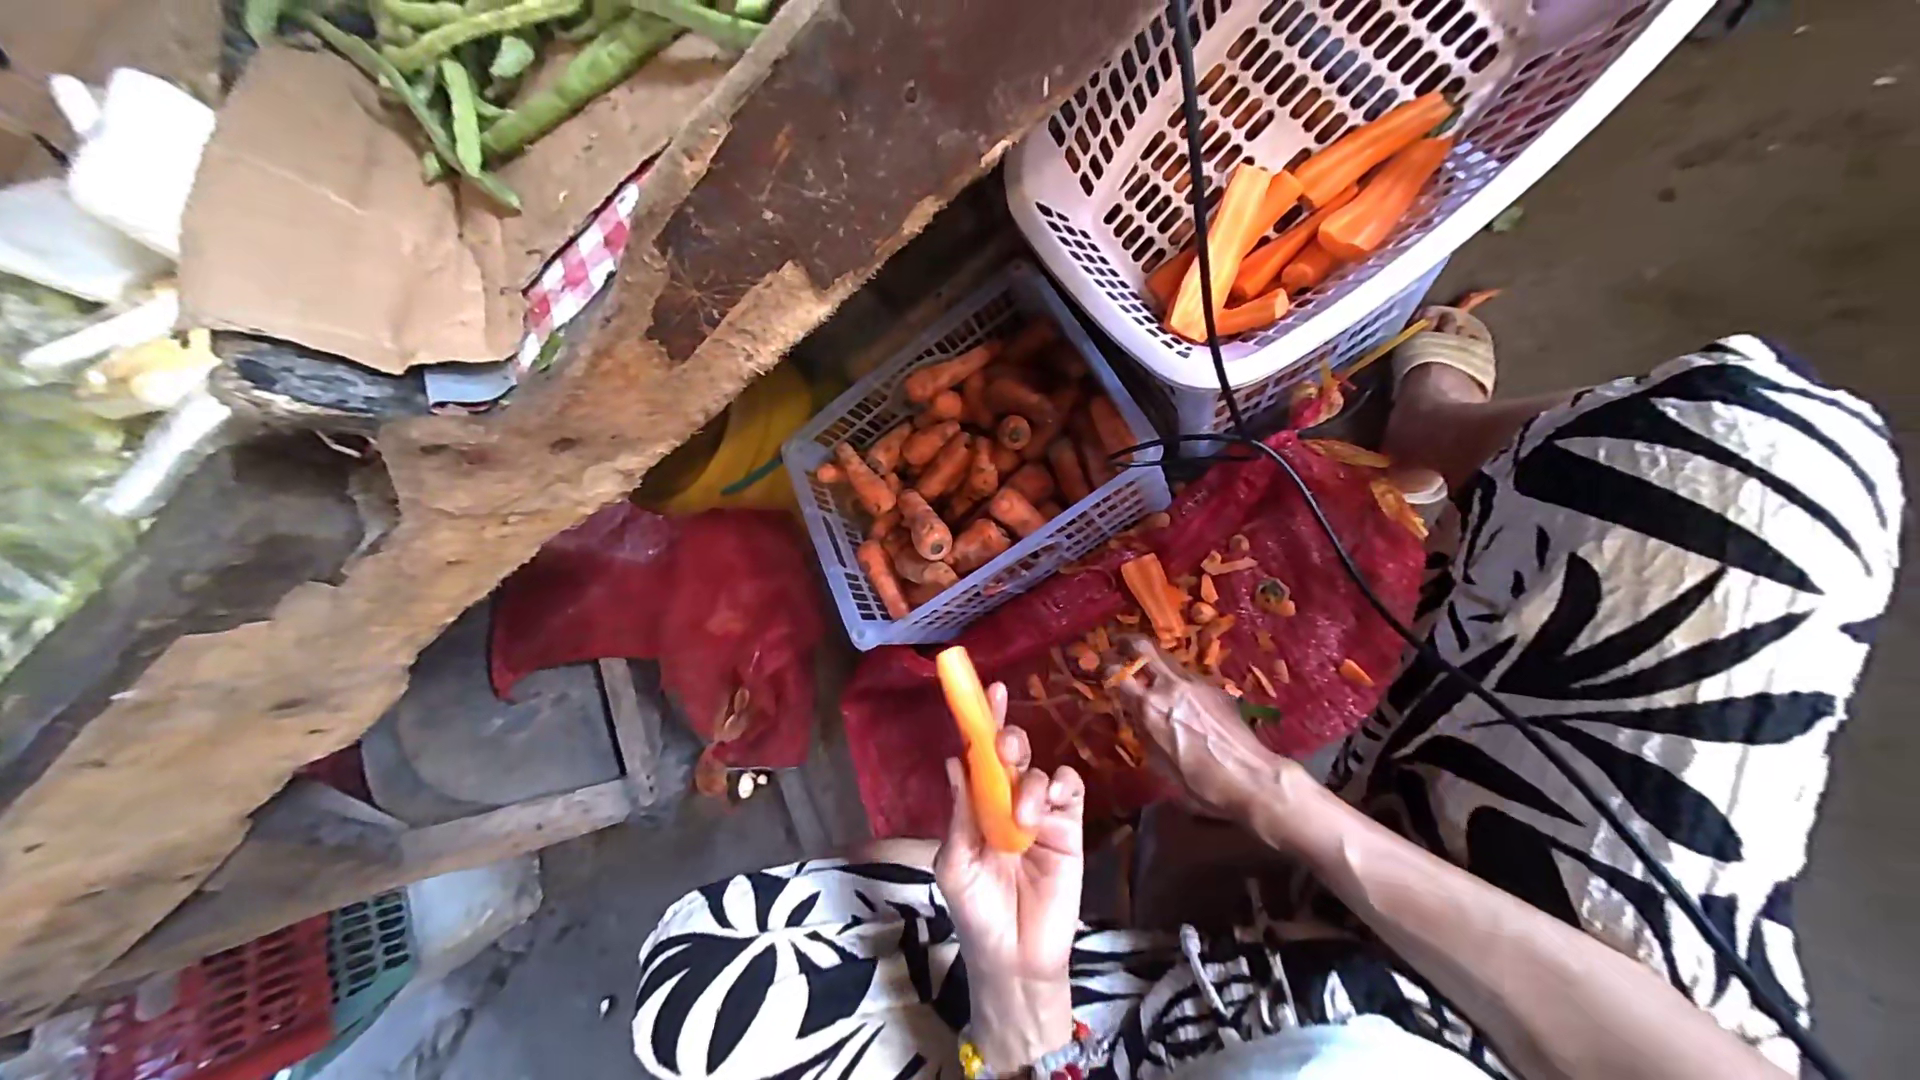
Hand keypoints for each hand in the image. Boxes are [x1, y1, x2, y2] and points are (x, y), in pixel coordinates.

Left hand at [934, 682, 1085, 1072]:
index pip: (981, 753)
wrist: (1014, 958)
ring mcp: (1041, 812)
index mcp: (978, 803)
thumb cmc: (976, 911)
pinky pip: (1070, 790)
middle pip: (1013, 752)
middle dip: (1009, 739)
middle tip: (1005, 747)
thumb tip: (954, 760)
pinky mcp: (1070, 828)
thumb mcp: (956, 862)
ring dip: (1031, 780)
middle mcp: (1009, 799)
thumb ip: (960, 812)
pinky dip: (1059, 788)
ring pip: (1042, 769)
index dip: (984, 720)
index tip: (988, 690)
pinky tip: (1044, 808)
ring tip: (1023, 815)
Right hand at [1108, 637, 1308, 824]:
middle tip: (1119, 643)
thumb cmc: (1202, 784)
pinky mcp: (1216, 689)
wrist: (1253, 779)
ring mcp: (1196, 684)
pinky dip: (1178, 681)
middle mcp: (1170, 686)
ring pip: (1167, 660)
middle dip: (1127, 642)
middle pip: (1144, 647)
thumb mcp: (1160, 766)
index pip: (1117, 674)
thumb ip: (1145, 735)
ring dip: (1154, 662)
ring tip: (1150, 672)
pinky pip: (1188, 677)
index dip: (1106, 669)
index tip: (1101, 668)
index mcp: (1150, 707)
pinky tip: (1182, 698)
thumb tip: (1138, 719)